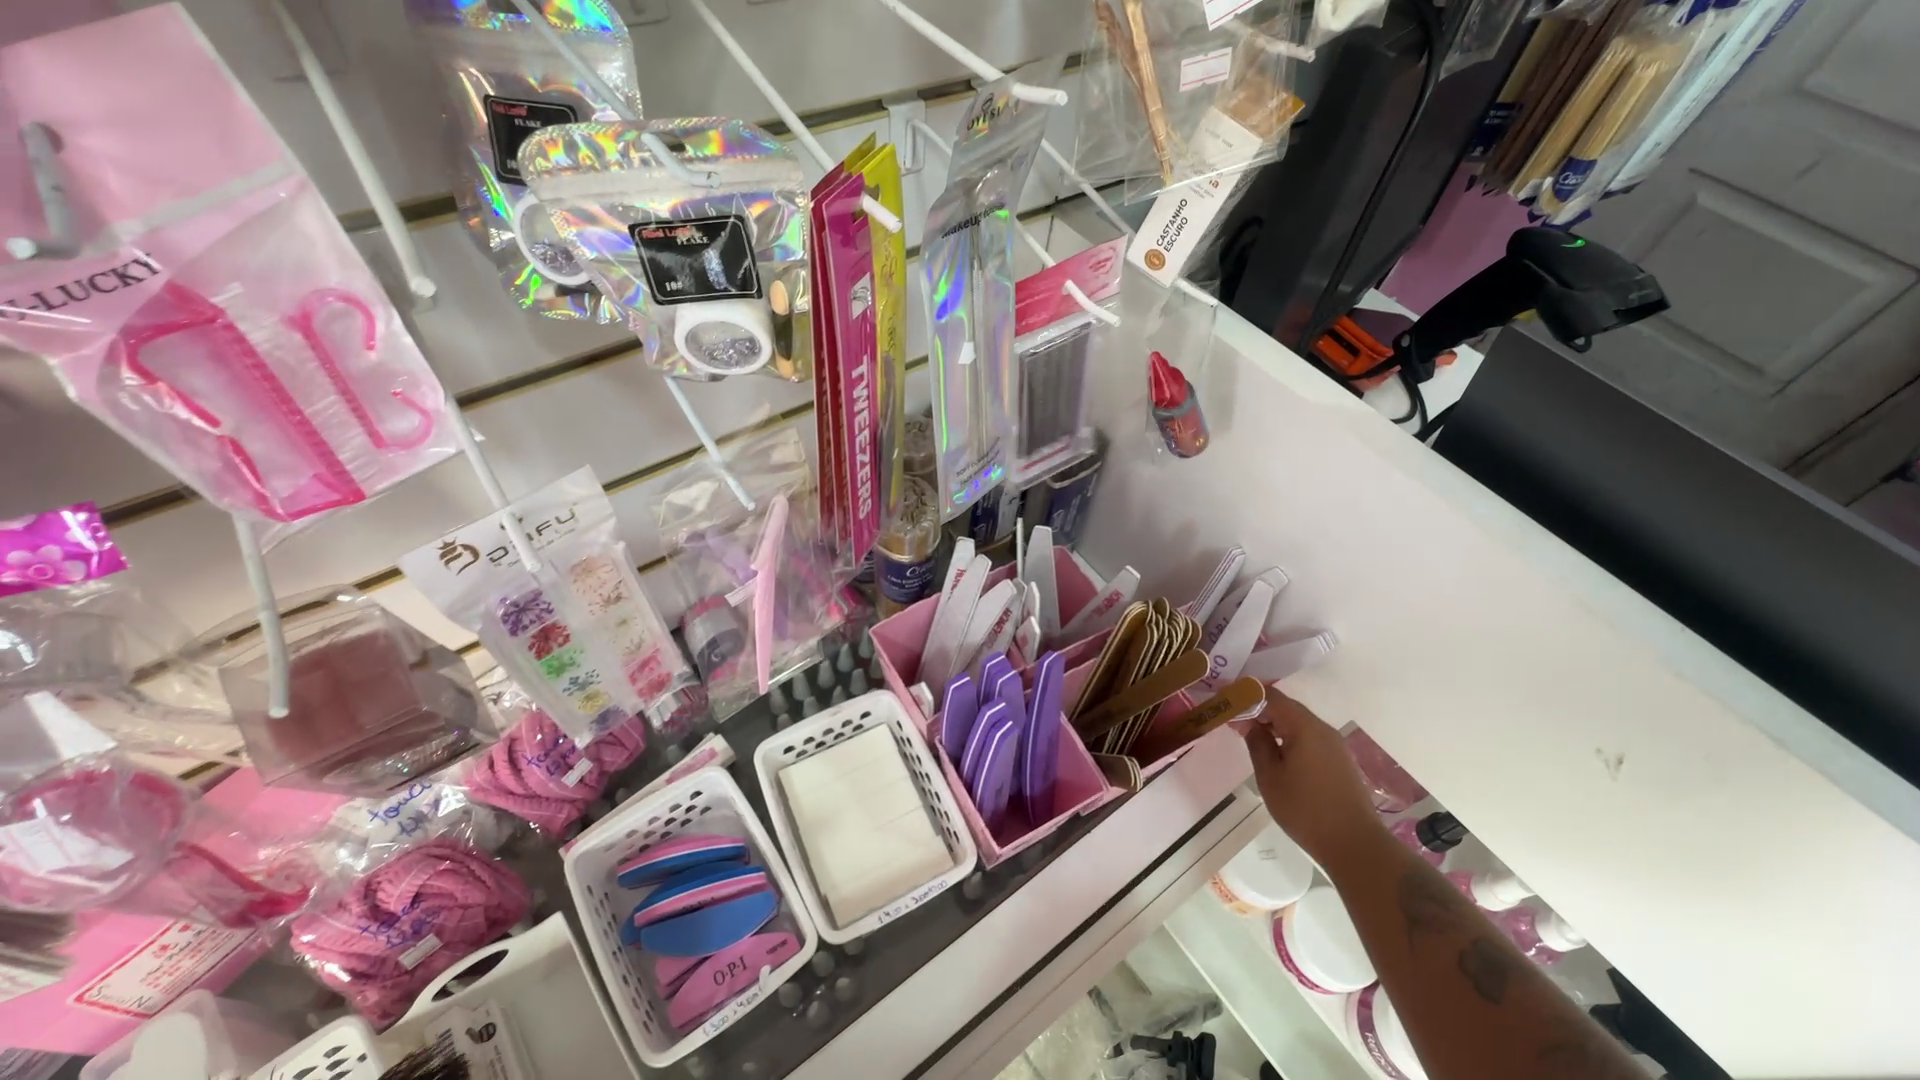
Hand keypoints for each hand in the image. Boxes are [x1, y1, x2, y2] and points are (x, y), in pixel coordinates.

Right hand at [1243, 684, 1384, 865]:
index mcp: (1304, 727)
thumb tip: (1249, 723)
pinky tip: (1277, 756)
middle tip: (1235, 724)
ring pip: (1299, 724)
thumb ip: (1257, 743)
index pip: (1272, 696)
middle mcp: (1322, 729)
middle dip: (1259, 711)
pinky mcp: (1339, 760)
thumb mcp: (1270, 776)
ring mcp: (1334, 745)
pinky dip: (1289, 738)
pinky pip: (1309, 738)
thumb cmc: (1304, 809)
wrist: (1354, 843)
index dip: (1247, 695)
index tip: (1226, 703)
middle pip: (1287, 707)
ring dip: (1274, 726)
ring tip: (1252, 739)